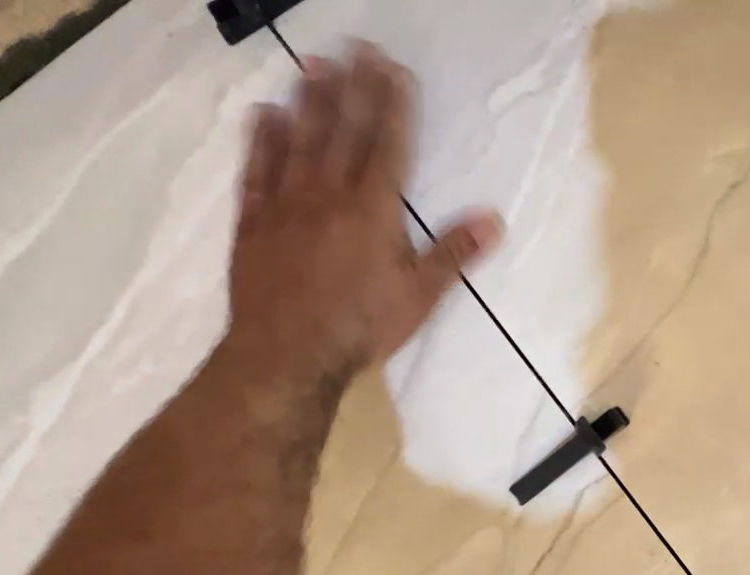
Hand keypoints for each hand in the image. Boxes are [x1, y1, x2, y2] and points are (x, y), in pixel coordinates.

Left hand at [225, 42, 503, 387]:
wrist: (288, 353)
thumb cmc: (361, 326)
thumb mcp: (419, 297)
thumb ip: (453, 254)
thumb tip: (494, 219)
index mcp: (373, 210)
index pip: (387, 146)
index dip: (393, 105)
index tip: (394, 68)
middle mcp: (328, 193)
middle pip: (342, 130)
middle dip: (353, 86)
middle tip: (355, 46)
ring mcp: (286, 204)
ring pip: (298, 140)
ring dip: (308, 99)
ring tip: (313, 63)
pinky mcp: (255, 221)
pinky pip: (257, 169)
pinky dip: (262, 140)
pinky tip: (265, 114)